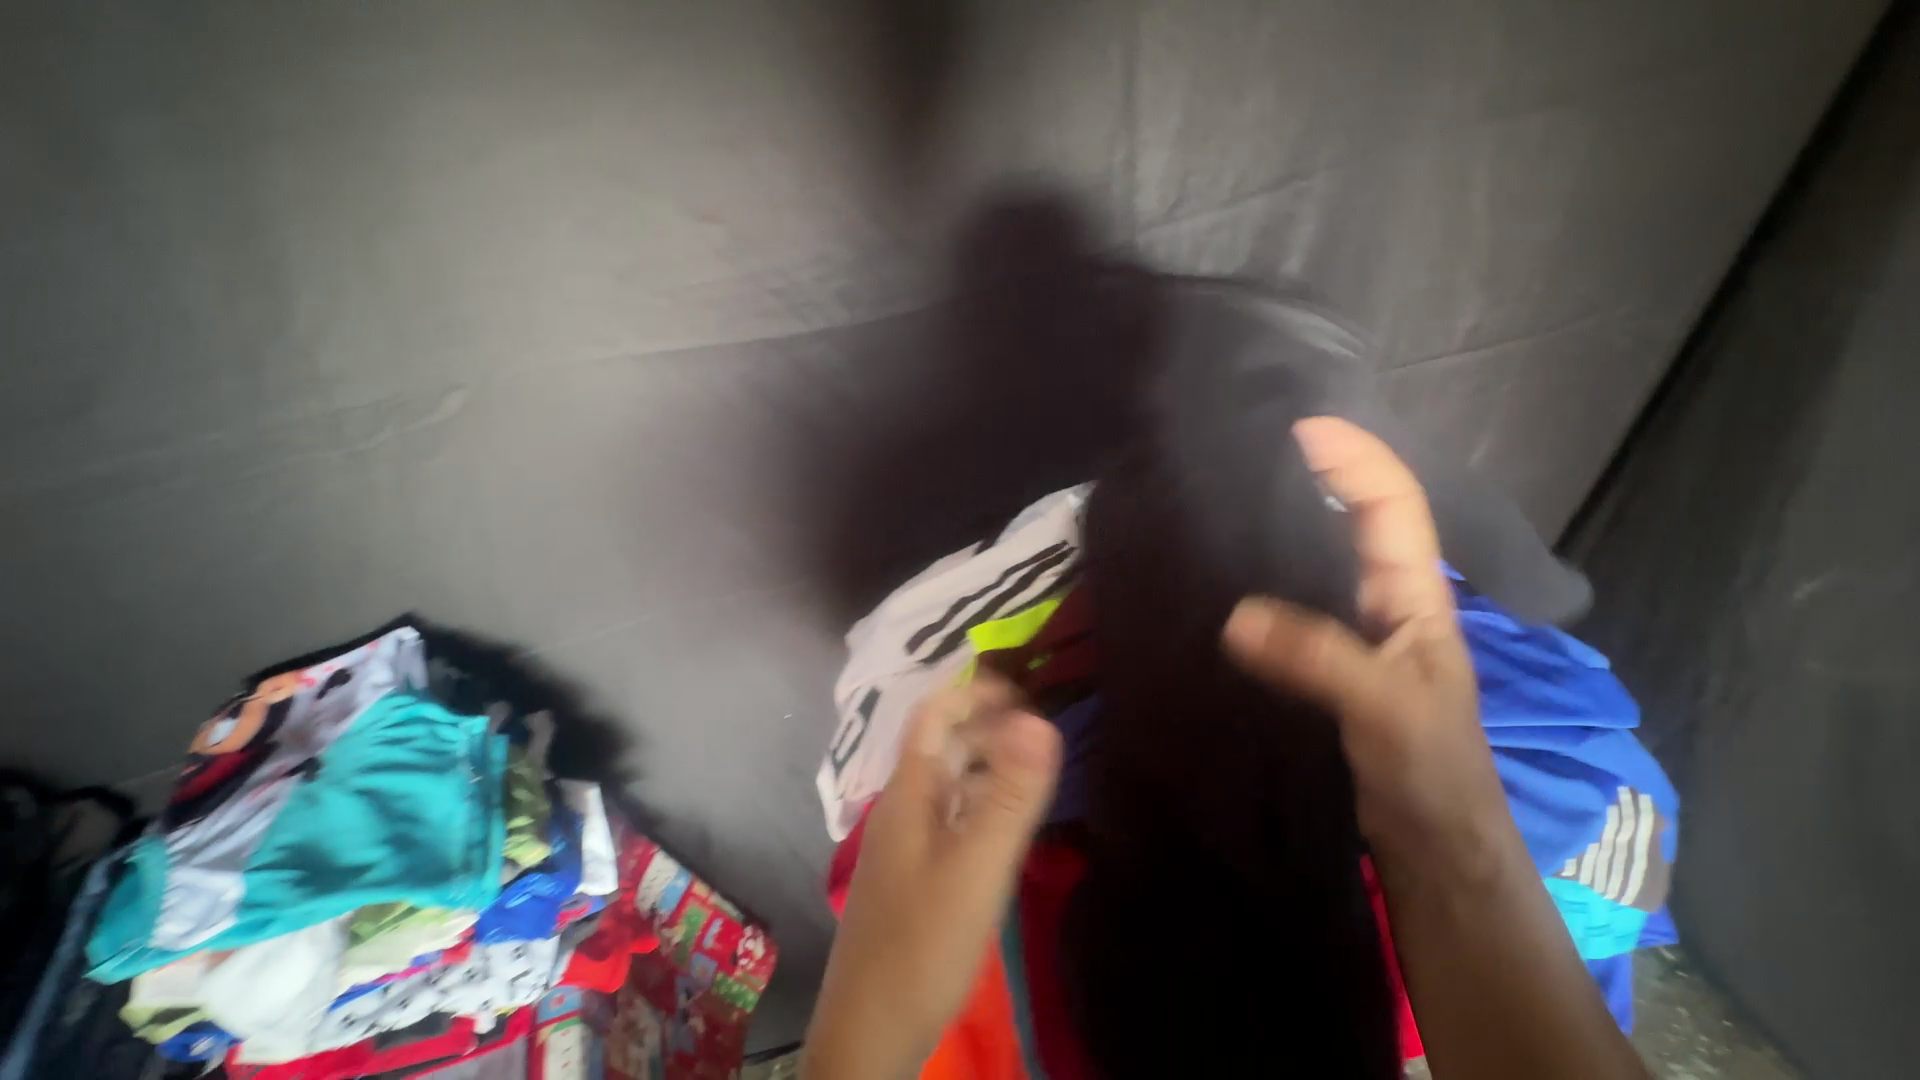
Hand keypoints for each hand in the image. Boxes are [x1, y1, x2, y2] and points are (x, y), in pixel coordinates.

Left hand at [803, 677, 1061, 1078]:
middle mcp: (902, 807)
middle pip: (942, 744)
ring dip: (986, 763)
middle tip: (1044, 728)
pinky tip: (1007, 822)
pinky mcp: (916, 875)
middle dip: (988, 724)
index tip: (1028, 691)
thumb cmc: (923, 943)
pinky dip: (980, 803)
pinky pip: (951, 818)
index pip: (934, 715)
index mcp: (909, 793)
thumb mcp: (977, 866)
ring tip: (1036, 766)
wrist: (870, 1032)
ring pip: (948, 782)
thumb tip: (1037, 717)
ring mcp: (906, 843)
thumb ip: (1008, 795)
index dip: (975, 692)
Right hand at [1220, 416, 1511, 869]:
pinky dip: (1250, 585)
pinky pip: (1281, 612)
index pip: (1391, 504)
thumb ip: (1321, 659)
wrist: (1430, 852)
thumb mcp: (1389, 709)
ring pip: (1309, 566)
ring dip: (1271, 532)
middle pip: (1345, 522)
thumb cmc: (1432, 774)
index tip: (1299, 424)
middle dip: (1306, 478)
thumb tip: (1235, 617)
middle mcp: (1378, 604)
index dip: (1355, 457)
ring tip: (1210, 506)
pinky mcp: (1314, 671)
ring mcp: (1345, 638)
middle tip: (1236, 457)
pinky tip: (1210, 586)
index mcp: (1413, 596)